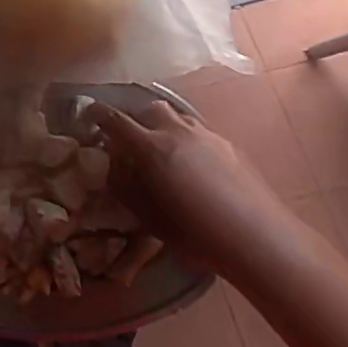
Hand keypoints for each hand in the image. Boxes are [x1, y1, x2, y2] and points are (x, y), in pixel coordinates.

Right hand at [87, 98, 298, 276]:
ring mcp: (206, 135)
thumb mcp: (149, 217)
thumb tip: (112, 171)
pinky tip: (194, 166)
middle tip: (131, 138)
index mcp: (151, 147)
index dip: (99, 114)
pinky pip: (199, 132)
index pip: (116, 120)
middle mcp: (177, 132)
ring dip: (164, 126)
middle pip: (150, 108)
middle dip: (137, 117)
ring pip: (177, 117)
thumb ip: (126, 189)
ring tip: (163, 149)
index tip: (89, 114)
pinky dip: (188, 139)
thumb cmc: (197, 233)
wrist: (258, 238)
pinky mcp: (229, 145)